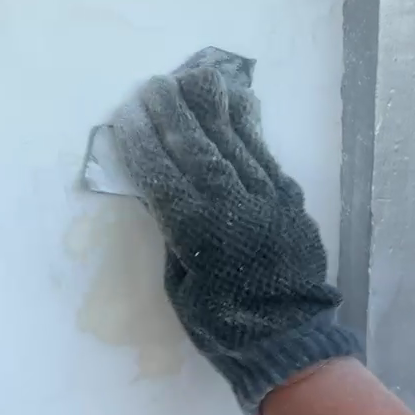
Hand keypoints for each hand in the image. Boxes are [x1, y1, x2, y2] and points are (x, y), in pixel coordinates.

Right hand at [109, 47, 359, 414]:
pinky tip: (236, 99)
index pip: (162, 176)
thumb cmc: (220, 324)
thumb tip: (167, 197)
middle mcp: (231, 206)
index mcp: (197, 233)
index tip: (126, 114)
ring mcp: (265, 198)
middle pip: (196, 149)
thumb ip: (173, 236)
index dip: (142, 143)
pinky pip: (264, 152)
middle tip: (153, 83)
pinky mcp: (288, 198)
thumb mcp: (179, 286)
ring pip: (232, 142)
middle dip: (171, 113)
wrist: (287, 338)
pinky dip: (248, 123)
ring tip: (192, 75)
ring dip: (209, 107)